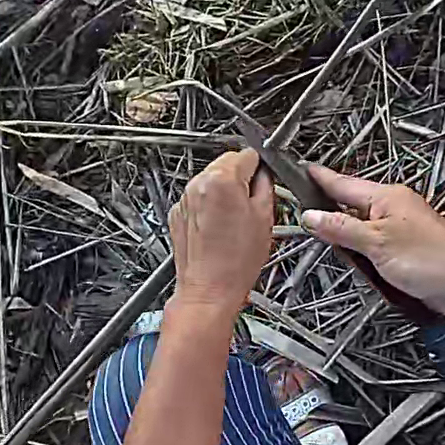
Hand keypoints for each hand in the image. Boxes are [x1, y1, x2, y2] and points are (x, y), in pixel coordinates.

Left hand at [168, 149, 274, 315]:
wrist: (208, 290)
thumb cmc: (234, 262)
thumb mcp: (265, 218)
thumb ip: (266, 186)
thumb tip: (264, 175)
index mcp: (221, 179)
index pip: (247, 154)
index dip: (260, 169)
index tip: (264, 181)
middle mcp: (198, 184)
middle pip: (226, 164)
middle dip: (241, 179)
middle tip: (252, 205)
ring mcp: (185, 198)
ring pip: (212, 181)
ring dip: (225, 193)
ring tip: (236, 221)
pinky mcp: (178, 213)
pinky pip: (200, 199)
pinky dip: (211, 206)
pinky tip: (221, 228)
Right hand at [300, 165, 444, 321]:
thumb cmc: (436, 260)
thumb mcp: (376, 243)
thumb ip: (341, 228)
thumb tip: (311, 217)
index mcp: (386, 197)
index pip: (341, 182)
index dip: (319, 177)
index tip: (301, 169)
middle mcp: (393, 208)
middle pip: (349, 203)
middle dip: (327, 208)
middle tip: (302, 207)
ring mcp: (399, 229)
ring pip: (359, 225)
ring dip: (344, 233)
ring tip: (324, 234)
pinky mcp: (403, 249)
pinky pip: (371, 243)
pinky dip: (359, 250)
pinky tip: (355, 258)